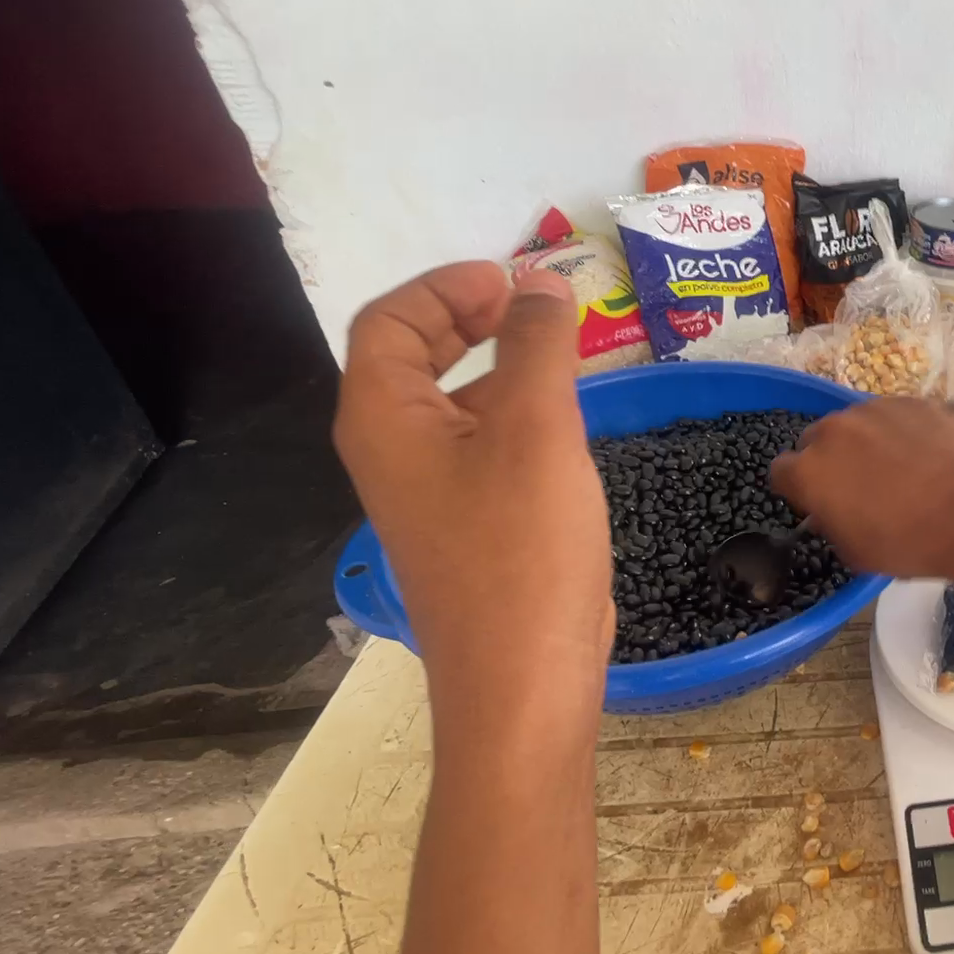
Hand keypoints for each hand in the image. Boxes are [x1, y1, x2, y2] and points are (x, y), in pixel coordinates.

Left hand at [333, 262, 611, 712]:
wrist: (525, 675)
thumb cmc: (523, 545)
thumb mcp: (536, 428)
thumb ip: (538, 345)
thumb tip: (541, 282)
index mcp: (385, 419)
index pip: (390, 322)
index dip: (446, 286)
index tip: (514, 278)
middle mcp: (396, 453)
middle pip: (414, 359)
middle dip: (471, 320)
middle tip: (536, 309)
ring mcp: (435, 496)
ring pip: (457, 406)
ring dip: (502, 368)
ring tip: (566, 362)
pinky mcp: (474, 528)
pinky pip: (485, 449)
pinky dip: (519, 418)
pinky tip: (568, 432)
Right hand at [769, 397, 953, 576]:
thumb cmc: (909, 543)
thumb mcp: (856, 554)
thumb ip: (830, 527)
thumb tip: (828, 513)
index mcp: (809, 470)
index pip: (781, 472)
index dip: (799, 489)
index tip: (819, 502)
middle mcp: (835, 430)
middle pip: (817, 441)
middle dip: (831, 461)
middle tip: (862, 486)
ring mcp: (876, 409)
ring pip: (858, 424)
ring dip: (867, 443)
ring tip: (901, 470)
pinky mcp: (914, 401)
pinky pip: (896, 415)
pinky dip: (903, 432)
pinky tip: (928, 456)